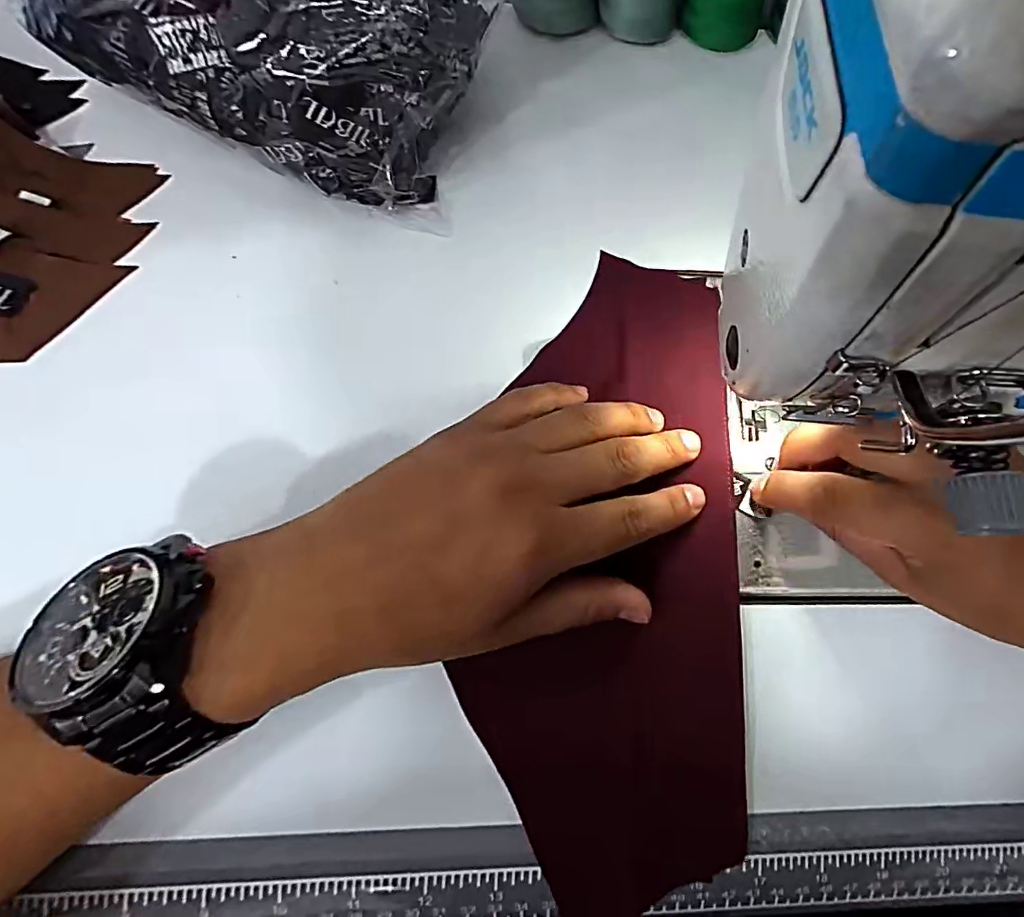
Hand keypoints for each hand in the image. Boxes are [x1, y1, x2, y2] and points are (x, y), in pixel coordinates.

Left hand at [185, 384, 706, 719]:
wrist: (327, 582)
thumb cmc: (416, 617)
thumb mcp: (504, 628)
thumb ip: (578, 605)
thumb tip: (640, 604)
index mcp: (542, 542)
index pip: (628, 517)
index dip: (669, 505)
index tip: (695, 495)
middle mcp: (530, 485)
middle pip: (616, 457)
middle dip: (661, 450)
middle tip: (689, 442)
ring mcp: (497, 449)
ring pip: (582, 421)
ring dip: (624, 416)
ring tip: (653, 417)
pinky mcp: (467, 428)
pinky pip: (528, 401)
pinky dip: (562, 396)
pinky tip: (584, 398)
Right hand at [753, 422, 1023, 660]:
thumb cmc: (995, 599)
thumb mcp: (910, 580)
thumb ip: (854, 535)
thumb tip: (810, 505)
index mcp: (917, 517)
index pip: (825, 487)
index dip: (783, 488)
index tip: (763, 491)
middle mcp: (933, 465)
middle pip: (837, 434)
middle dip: (796, 451)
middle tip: (786, 477)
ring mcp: (952, 442)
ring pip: (862, 421)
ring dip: (829, 442)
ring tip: (823, 474)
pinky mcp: (965, 433)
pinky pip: (896, 426)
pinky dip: (867, 441)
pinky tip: (867, 468)